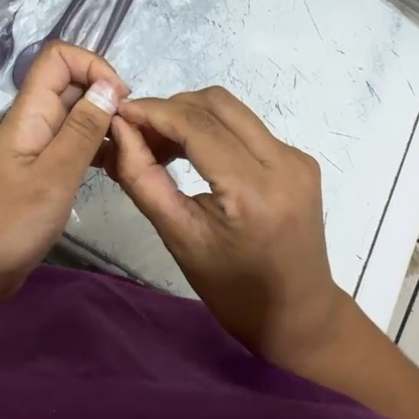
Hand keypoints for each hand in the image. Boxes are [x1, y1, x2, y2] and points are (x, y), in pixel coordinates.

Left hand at [0, 42, 126, 304]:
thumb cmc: (6, 225)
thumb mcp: (53, 177)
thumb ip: (82, 130)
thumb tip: (108, 85)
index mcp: (29, 113)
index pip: (58, 58)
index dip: (93, 65)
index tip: (121, 99)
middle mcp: (32, 122)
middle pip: (71, 84)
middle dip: (106, 95)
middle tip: (134, 131)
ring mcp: (36, 149)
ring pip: (76, 116)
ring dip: (105, 124)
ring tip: (132, 151)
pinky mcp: (41, 174)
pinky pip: (74, 146)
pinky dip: (97, 150)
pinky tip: (116, 169)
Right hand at [104, 87, 348, 366]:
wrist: (297, 315)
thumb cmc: (231, 288)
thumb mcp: (177, 237)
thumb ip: (142, 178)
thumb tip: (118, 129)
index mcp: (252, 191)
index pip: (195, 125)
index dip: (152, 111)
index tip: (117, 113)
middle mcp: (283, 163)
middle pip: (216, 103)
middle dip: (170, 109)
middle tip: (138, 133)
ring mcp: (296, 158)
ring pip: (231, 109)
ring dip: (190, 115)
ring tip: (161, 145)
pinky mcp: (300, 159)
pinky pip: (246, 126)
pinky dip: (212, 129)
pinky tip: (193, 154)